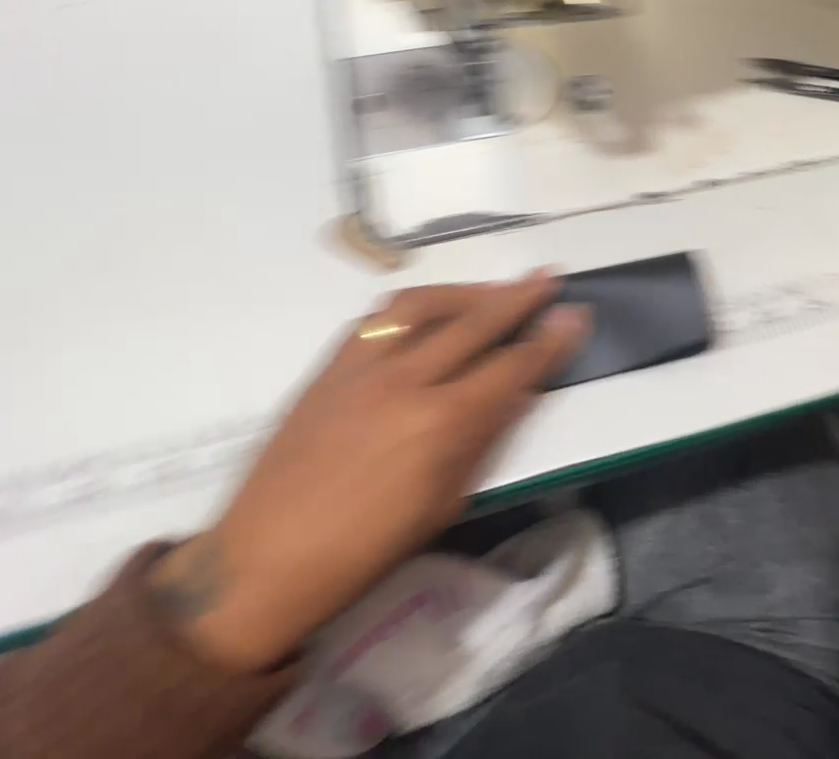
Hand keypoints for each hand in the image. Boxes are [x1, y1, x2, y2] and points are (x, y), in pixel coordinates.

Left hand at [150, 272, 588, 670]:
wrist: (263, 561)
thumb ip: (484, 437)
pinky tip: (430, 312)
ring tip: (492, 290)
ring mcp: (359, 368)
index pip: (512, 367)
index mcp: (441, 423)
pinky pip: (378, 319)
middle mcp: (404, 381)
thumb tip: (517, 392)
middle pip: (474, 322)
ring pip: (421, 305)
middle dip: (518, 297)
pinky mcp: (327, 367)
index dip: (549, 341)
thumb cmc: (367, 549)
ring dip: (465, 291)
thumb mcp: (446, 502)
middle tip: (548, 277)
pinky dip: (414, 307)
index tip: (575, 315)